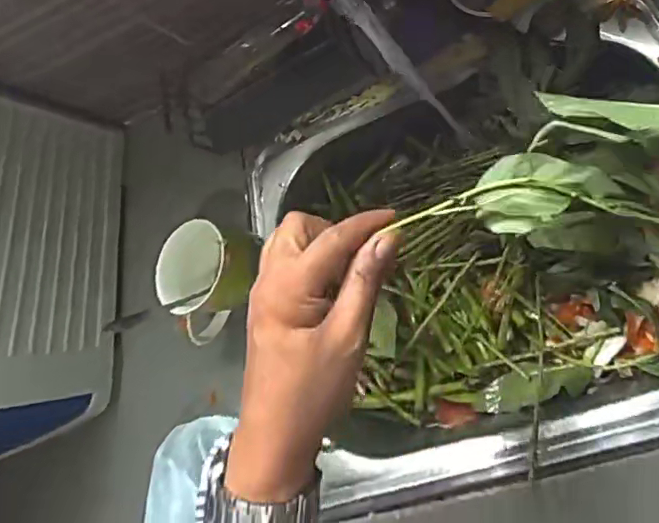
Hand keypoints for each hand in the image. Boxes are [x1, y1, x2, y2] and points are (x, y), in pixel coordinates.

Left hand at [226, 209, 397, 501]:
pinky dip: (309, 257)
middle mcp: (269, 278)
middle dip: (334, 230)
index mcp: (288, 286)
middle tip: (361, 257)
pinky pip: (285, 258)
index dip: (366, 223)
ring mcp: (262, 289)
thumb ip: (366, 281)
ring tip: (346, 270)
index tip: (396, 218)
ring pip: (289, 238)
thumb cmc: (313, 393)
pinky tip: (329, 284)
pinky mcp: (265, 301)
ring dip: (320, 241)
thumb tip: (387, 237)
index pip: (332, 237)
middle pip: (300, 225)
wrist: (273, 440)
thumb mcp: (348, 338)